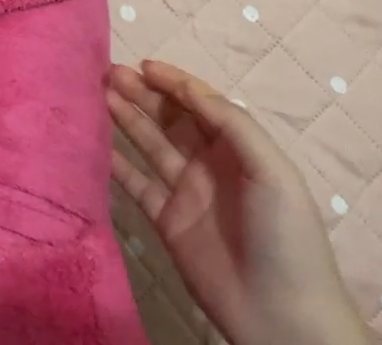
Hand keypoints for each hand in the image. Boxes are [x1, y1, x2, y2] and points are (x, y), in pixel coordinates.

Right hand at [107, 62, 369, 344]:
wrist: (281, 315)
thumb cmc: (285, 235)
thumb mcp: (271, 170)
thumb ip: (231, 124)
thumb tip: (188, 88)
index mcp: (240, 149)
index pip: (201, 104)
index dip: (174, 82)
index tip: (143, 65)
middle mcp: (211, 163)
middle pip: (171, 119)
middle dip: (143, 94)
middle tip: (110, 73)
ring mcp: (186, 192)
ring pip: (150, 144)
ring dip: (127, 118)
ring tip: (100, 94)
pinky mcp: (166, 220)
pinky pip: (136, 183)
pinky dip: (117, 162)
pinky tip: (96, 142)